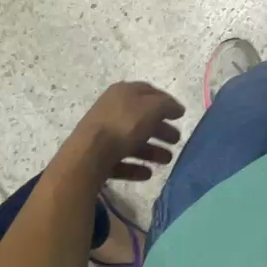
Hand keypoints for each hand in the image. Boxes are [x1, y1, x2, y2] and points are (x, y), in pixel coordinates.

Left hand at [64, 81, 185, 181]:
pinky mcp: (98, 157)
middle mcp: (112, 110)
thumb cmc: (123, 125)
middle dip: (161, 129)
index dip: (166, 101)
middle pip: (142, 118)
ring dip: (151, 150)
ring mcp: (103, 134)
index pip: (149, 92)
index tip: (179, 115)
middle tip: (176, 140)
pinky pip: (121, 160)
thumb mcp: (151, 109)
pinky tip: (147, 174)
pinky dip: (135, 166)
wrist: (87, 156)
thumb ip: (167, 106)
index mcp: (123, 92)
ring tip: (167, 160)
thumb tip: (177, 108)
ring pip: (132, 141)